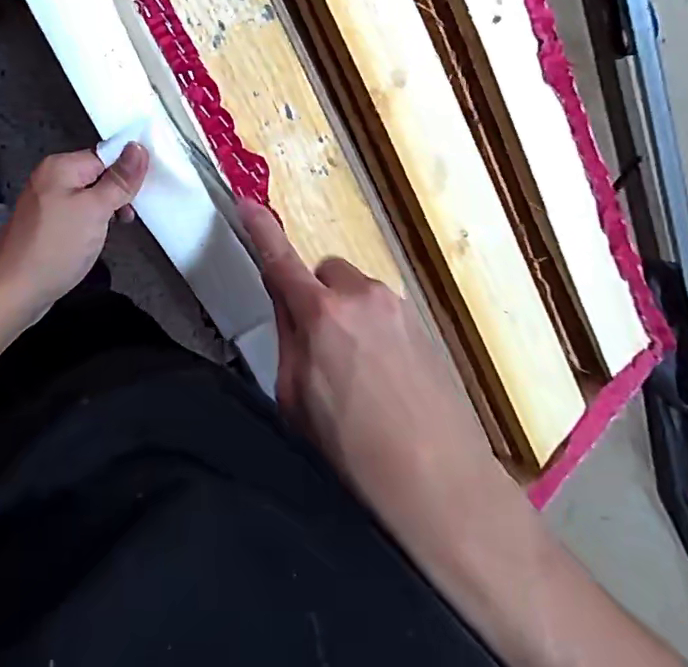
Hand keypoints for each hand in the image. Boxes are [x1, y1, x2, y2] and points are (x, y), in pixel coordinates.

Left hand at [0, 143, 148, 325]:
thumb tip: (138, 147)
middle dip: (116, 194)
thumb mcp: (96, 210)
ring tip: (113, 230)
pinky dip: (90, 224)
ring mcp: (45, 202)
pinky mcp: (45, 224)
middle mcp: (49, 177)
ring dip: (105, 211)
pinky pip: (75, 214)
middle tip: (128, 216)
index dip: (125, 173)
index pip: (105, 156)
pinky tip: (94, 240)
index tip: (140, 195)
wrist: (15, 292)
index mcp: (60, 165)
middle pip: (96, 175)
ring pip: (88, 197)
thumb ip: (119, 179)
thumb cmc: (56, 247)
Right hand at [237, 201, 683, 666]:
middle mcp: (364, 298)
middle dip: (314, 295)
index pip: (279, 260)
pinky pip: (384, 312)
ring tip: (354, 371)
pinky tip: (383, 378)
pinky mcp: (426, 326)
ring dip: (346, 314)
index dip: (260, 229)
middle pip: (324, 273)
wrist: (440, 484)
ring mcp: (401, 309)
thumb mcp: (296, 400)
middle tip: (314, 343)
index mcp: (322, 316)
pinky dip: (373, 329)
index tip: (246, 202)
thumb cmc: (353, 452)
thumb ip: (288, 340)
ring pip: (357, 293)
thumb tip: (288, 305)